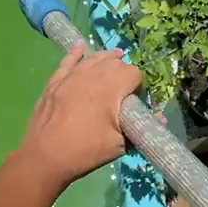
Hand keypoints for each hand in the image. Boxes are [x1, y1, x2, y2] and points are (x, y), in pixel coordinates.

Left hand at [12, 44, 142, 189]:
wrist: (46, 156)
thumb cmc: (86, 150)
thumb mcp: (120, 144)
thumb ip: (141, 128)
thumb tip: (160, 119)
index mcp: (111, 87)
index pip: (134, 73)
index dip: (138, 86)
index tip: (136, 101)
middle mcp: (92, 74)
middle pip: (114, 63)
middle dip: (123, 71)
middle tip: (124, 90)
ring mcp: (71, 76)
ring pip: (93, 58)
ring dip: (105, 59)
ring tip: (113, 59)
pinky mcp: (55, 82)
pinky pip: (68, 61)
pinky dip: (76, 54)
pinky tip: (81, 49)